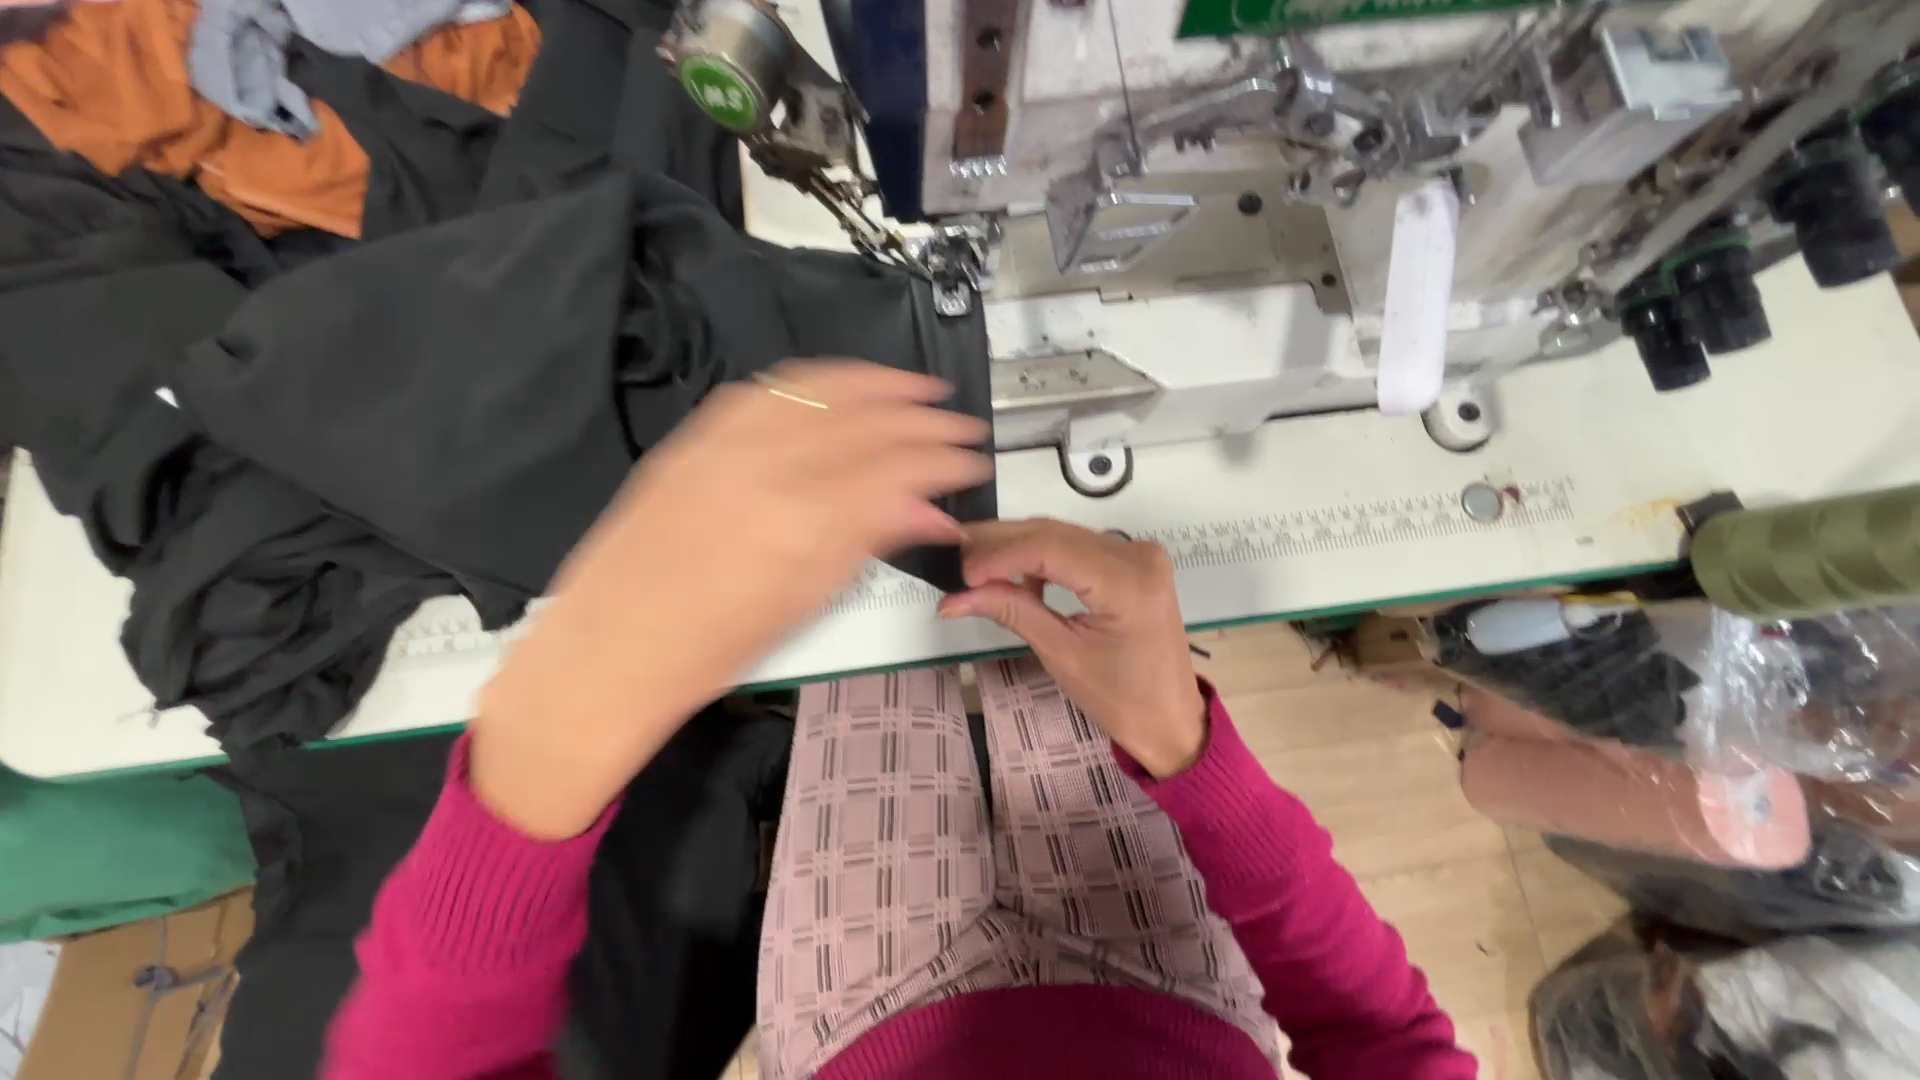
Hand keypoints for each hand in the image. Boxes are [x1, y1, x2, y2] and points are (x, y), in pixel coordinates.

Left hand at [475, 361, 991, 837]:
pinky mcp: (697, 438)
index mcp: (803, 522)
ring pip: (822, 391)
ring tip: (916, 387)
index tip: (970, 461)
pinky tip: (843, 386)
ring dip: (878, 383)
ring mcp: (726, 444)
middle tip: (960, 424)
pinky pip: (769, 390)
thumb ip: (869, 540)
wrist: (612, 649)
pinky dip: (818, 381)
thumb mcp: (806, 603)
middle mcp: (767, 468)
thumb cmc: (710, 648)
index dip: (944, 461)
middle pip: (868, 422)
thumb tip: (929, 512)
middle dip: (925, 419)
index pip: (897, 468)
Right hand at [938, 519, 1206, 777]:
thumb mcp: (1061, 654)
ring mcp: (1139, 553)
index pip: (1050, 547)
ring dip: (1017, 548)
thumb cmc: (1121, 699)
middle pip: (1054, 533)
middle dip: (1001, 544)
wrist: (1171, 719)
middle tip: (955, 560)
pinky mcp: (1134, 560)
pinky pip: (1078, 547)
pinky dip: (1043, 557)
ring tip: (976, 568)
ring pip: (1063, 535)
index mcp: (1128, 582)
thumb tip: (953, 597)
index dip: (999, 555)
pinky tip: (1017, 577)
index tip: (961, 574)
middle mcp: (1138, 554)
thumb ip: (1012, 611)